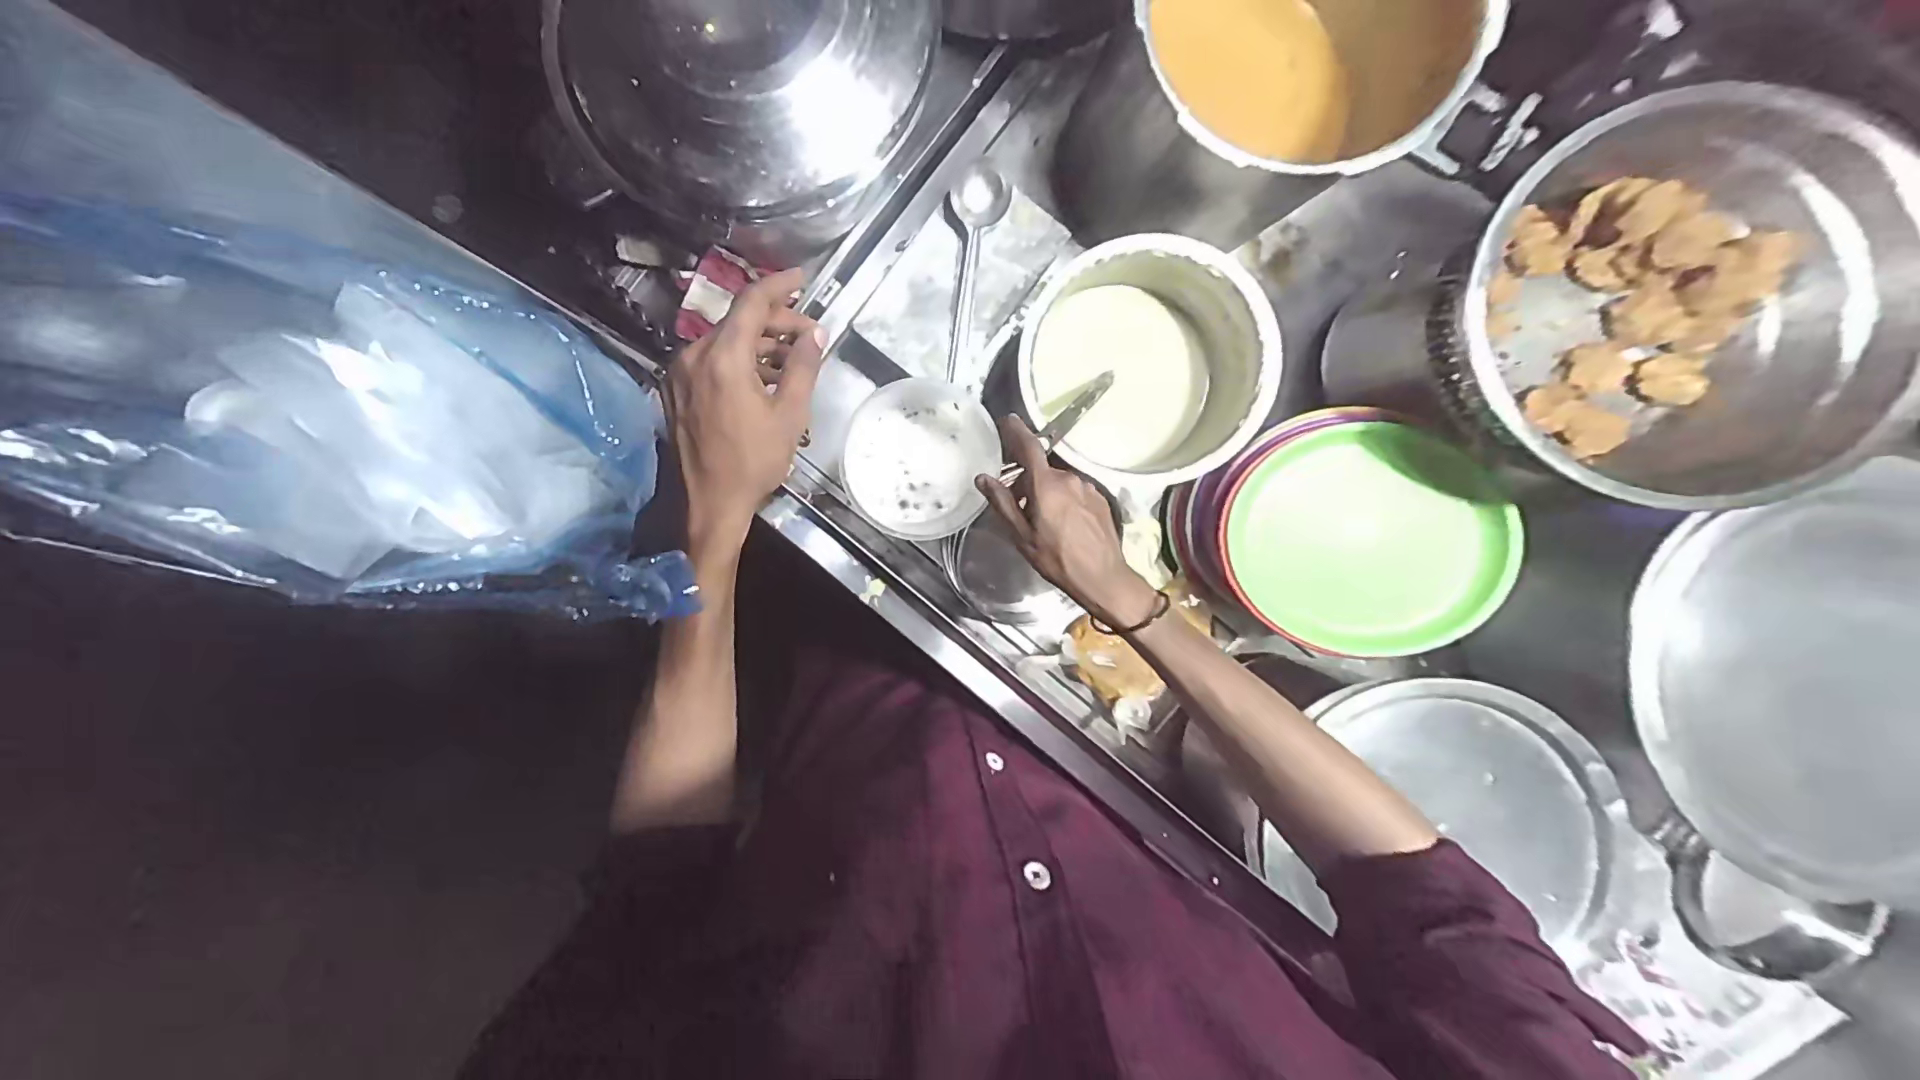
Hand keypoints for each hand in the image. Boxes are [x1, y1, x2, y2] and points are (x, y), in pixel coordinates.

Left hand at [664, 267, 826, 559]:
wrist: (711, 502)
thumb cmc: (755, 461)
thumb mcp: (790, 415)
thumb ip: (804, 367)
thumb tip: (815, 334)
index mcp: (723, 358)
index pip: (751, 303)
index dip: (779, 286)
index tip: (802, 279)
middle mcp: (694, 355)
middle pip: (738, 321)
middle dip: (775, 322)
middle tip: (809, 336)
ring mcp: (680, 373)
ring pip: (724, 341)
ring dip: (759, 343)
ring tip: (792, 359)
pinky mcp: (676, 390)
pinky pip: (710, 361)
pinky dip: (739, 360)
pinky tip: (763, 377)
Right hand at [975, 416, 1159, 628]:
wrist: (1103, 577)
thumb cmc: (1057, 560)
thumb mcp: (1022, 536)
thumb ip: (1003, 503)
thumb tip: (983, 478)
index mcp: (1046, 485)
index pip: (1029, 447)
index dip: (1016, 431)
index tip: (1006, 420)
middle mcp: (1069, 479)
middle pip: (1040, 470)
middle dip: (1027, 482)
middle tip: (1019, 510)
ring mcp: (1087, 488)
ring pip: (1058, 482)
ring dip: (1046, 493)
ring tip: (1042, 523)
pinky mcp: (1099, 498)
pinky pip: (1074, 491)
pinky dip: (1063, 500)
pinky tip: (1063, 525)